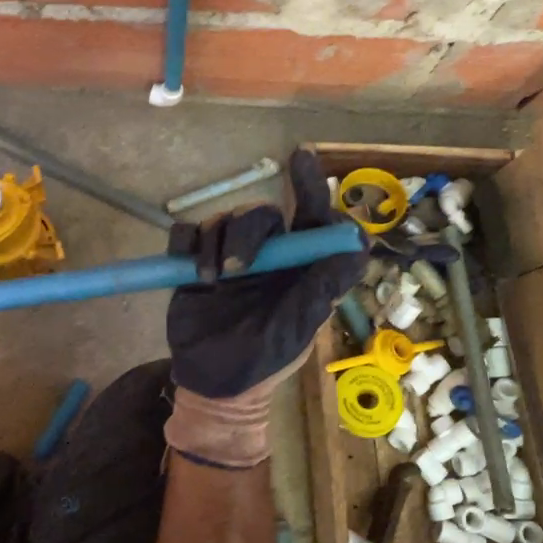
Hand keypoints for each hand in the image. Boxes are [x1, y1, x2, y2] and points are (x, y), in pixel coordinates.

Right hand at [163, 151, 366, 466]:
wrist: (213, 385)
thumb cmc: (265, 361)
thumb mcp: (299, 329)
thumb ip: (323, 288)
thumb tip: (356, 245)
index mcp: (300, 266)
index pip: (312, 216)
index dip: (309, 184)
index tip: (299, 157)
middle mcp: (268, 254)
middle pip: (261, 215)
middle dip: (248, 233)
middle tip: (237, 269)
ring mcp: (229, 256)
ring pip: (223, 220)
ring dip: (215, 244)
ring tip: (211, 280)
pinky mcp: (194, 262)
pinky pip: (187, 232)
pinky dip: (187, 244)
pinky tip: (191, 272)